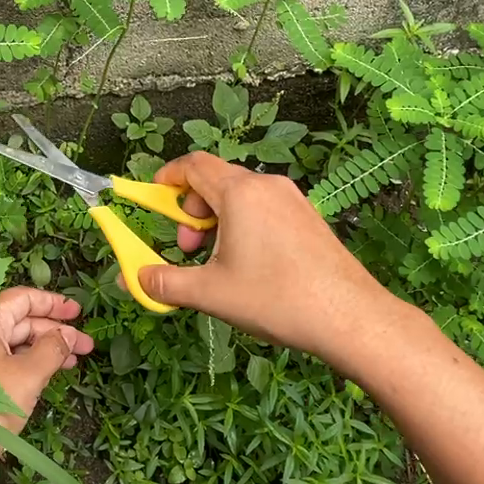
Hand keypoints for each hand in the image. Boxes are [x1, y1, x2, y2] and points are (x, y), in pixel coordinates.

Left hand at [0, 287, 90, 463]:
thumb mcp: (28, 375)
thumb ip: (52, 350)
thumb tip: (68, 335)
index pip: (21, 299)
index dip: (51, 302)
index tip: (77, 311)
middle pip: (21, 322)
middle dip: (55, 330)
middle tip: (85, 345)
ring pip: (17, 346)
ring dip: (47, 350)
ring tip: (74, 362)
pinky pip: (10, 366)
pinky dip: (32, 367)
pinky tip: (49, 377)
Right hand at [137, 152, 407, 359]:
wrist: (351, 318)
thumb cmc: (276, 299)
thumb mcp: (210, 292)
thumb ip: (164, 283)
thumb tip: (132, 280)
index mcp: (240, 193)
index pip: (193, 165)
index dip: (167, 177)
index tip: (155, 200)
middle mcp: (268, 186)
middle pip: (215, 179)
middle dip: (191, 209)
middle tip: (188, 247)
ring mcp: (294, 200)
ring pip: (241, 196)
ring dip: (217, 219)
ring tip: (216, 260)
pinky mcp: (309, 218)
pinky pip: (264, 208)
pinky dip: (243, 224)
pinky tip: (249, 264)